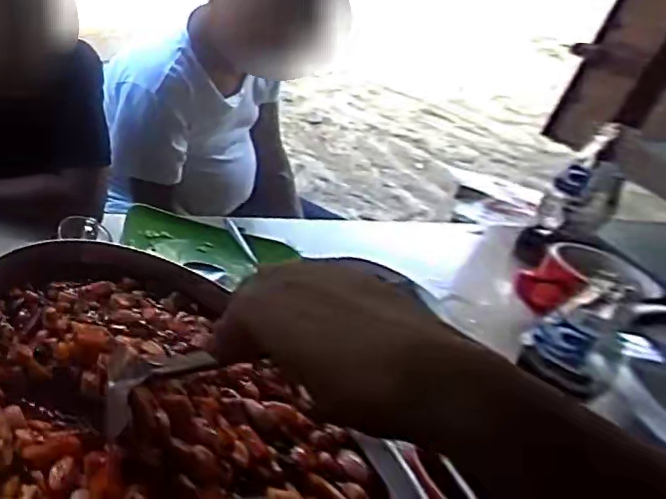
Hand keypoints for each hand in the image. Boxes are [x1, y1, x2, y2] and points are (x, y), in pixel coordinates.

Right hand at [212, 258, 499, 443]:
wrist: (443, 377)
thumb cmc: (364, 391)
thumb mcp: (313, 396)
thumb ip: (284, 369)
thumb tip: (282, 367)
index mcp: (259, 305)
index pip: (231, 320)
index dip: (226, 340)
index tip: (222, 356)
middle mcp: (282, 275)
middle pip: (256, 291)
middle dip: (254, 313)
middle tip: (261, 342)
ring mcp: (323, 269)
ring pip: (291, 282)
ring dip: (290, 303)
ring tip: (305, 333)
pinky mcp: (362, 273)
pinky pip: (329, 284)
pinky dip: (326, 301)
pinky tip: (344, 326)